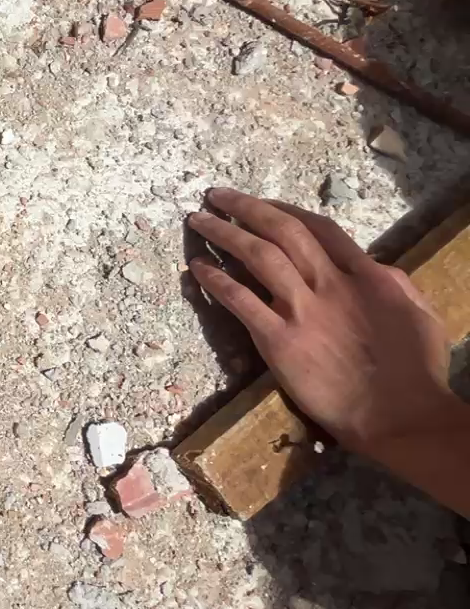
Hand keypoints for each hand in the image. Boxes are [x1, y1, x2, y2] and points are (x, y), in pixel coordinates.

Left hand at [186, 189, 460, 464]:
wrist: (399, 412)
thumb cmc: (410, 366)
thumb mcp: (412, 312)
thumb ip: (384, 282)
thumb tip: (364, 262)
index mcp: (371, 277)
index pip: (320, 229)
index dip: (282, 210)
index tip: (256, 202)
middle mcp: (334, 286)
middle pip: (283, 233)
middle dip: (245, 209)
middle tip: (214, 196)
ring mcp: (303, 310)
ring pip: (257, 257)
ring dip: (221, 234)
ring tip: (196, 220)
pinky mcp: (277, 337)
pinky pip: (238, 298)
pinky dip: (214, 278)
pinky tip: (196, 267)